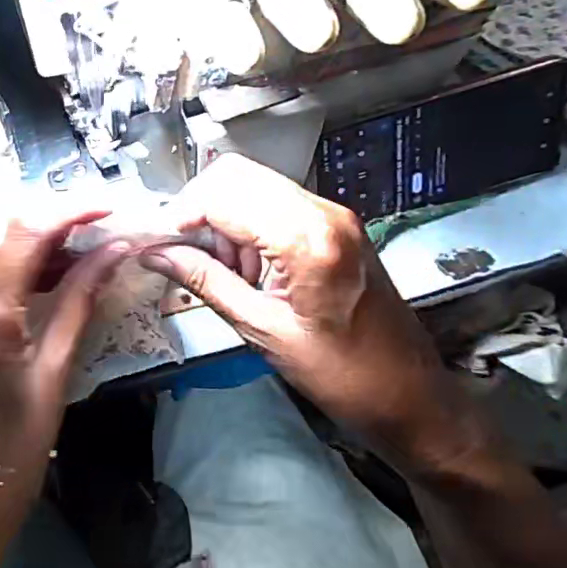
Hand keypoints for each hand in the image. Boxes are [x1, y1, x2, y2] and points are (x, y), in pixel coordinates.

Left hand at [0, 210, 131, 567]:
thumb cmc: (16, 446)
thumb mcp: (55, 371)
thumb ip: (80, 300)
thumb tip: (115, 250)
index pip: (26, 234)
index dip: (68, 213)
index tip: (105, 209)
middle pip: (3, 244)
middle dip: (50, 240)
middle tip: (93, 254)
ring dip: (25, 261)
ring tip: (68, 278)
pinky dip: (1, 283)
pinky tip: (28, 302)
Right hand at [142, 155, 490, 477]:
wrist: (409, 393)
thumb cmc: (344, 375)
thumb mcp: (261, 329)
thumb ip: (204, 281)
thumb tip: (157, 254)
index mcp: (308, 241)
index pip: (222, 197)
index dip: (180, 215)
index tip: (158, 242)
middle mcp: (323, 214)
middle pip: (234, 174)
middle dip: (196, 208)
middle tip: (178, 249)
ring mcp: (331, 215)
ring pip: (250, 185)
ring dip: (218, 216)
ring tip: (215, 266)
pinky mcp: (332, 225)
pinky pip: (272, 203)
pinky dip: (242, 224)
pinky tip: (241, 264)